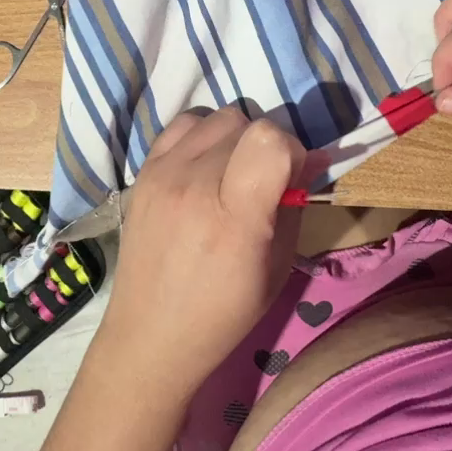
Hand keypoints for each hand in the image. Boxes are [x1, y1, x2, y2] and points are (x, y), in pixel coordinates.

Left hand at [100, 107, 304, 391]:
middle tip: (262, 179)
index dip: (290, 150)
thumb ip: (294, 204)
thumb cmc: (223, 313)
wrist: (150, 334)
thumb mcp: (278, 266)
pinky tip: (204, 166)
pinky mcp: (142, 172)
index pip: (270, 138)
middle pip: (244, 122)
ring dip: (234, 136)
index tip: (290, 176)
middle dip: (264, 144)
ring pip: (214, 116)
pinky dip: (202, 135)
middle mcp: (193, 185)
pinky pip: (182, 125)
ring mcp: (161, 173)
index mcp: (233, 217)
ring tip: (232, 171)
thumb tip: (309, 160)